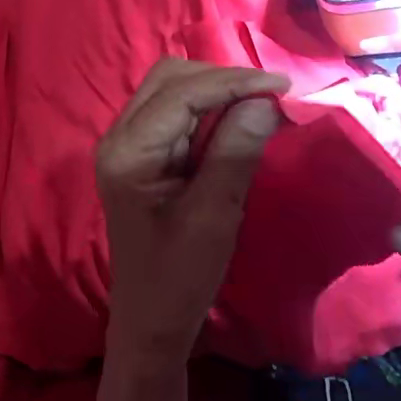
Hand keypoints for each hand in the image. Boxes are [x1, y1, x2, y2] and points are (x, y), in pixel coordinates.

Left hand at [96, 59, 289, 361]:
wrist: (149, 321)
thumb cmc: (179, 278)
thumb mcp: (214, 216)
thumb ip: (235, 153)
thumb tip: (265, 101)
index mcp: (128, 151)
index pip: (180, 93)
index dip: (232, 82)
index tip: (282, 85)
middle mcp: (118, 136)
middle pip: (168, 79)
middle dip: (221, 79)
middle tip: (270, 96)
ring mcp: (124, 142)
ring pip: (169, 89)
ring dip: (213, 90)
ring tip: (258, 104)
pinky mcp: (138, 152)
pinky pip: (171, 111)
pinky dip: (205, 107)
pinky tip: (234, 118)